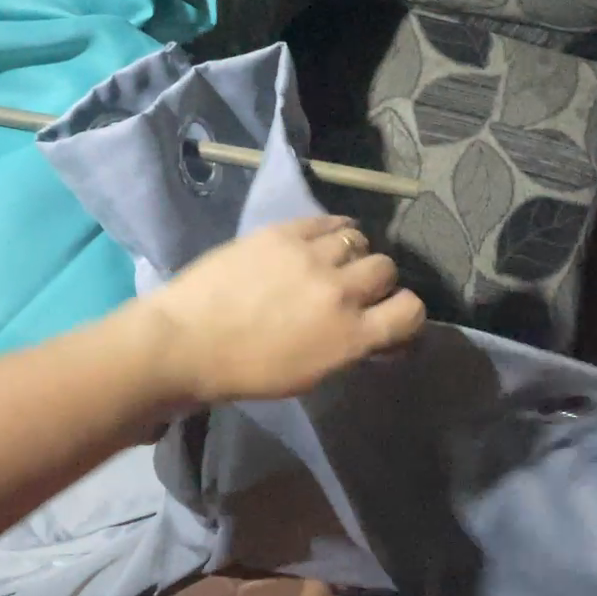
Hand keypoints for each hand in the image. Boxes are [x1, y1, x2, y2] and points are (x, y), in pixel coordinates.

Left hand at [128, 216, 424, 404]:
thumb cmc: (244, 372)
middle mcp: (339, 291)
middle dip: (378, 280)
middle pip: (386, 269)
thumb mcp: (309, 375)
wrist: (185, 341)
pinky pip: (329, 221)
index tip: (391, 314)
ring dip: (353, 252)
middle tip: (354, 288)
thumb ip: (347, 347)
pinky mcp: (284, 232)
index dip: (407, 312)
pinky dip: (335, 230)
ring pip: (360, 240)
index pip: (411, 311)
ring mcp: (311, 256)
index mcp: (349, 337)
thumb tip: (372, 330)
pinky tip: (325, 238)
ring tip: (333, 261)